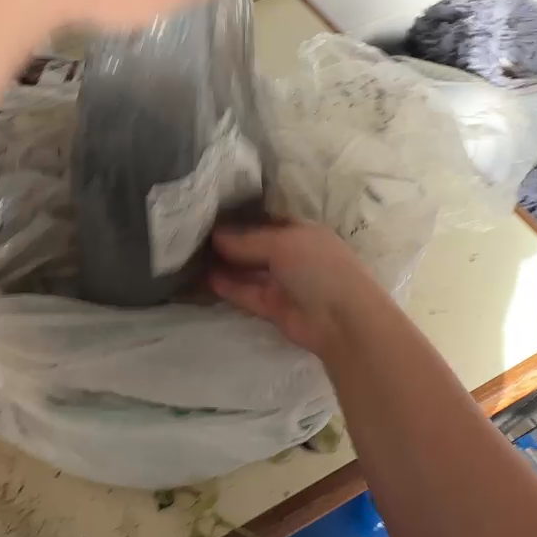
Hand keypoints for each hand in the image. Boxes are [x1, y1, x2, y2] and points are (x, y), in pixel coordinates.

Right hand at [208, 221, 390, 359]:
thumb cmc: (318, 268)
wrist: (343, 320)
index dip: (241, 218)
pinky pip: (248, 293)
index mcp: (302, 232)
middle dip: (230, 242)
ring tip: (193, 256)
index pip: (266, 221)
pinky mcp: (275, 307)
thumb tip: (215, 235)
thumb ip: (247, 240)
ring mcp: (284, 282)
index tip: (211, 215)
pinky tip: (207, 278)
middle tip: (195, 236)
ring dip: (226, 265)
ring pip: (250, 271)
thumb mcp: (282, 243)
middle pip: (255, 246)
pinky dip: (230, 287)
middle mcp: (293, 255)